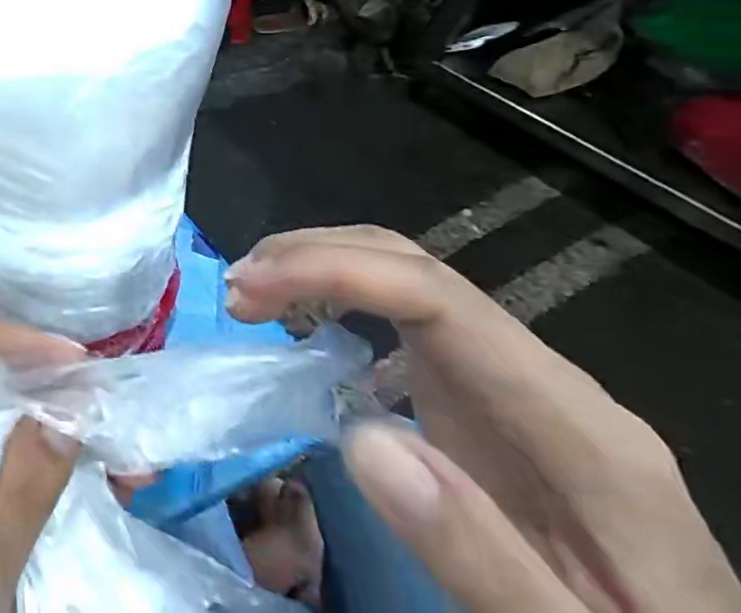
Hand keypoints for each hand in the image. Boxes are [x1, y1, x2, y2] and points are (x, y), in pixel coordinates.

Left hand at [0, 323, 148, 612]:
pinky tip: (106, 485)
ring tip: (129, 460)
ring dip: (62, 436)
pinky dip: (53, 473)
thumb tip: (70, 410)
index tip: (76, 357)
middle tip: (112, 404)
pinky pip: (7, 468)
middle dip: (48, 393)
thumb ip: (20, 488)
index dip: (10, 347)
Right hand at [226, 226, 740, 611]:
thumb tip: (362, 441)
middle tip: (233, 296)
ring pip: (401, 275)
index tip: (243, 295)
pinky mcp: (481, 394)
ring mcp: (510, 382)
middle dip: (306, 257)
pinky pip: (400, 314)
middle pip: (413, 266)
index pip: (437, 299)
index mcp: (574, 426)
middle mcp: (541, 380)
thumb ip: (476, 552)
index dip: (329, 272)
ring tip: (247, 301)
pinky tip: (293, 322)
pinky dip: (330, 295)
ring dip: (311, 266)